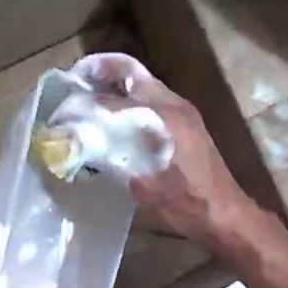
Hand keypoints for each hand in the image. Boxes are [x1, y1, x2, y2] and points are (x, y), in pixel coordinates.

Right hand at [74, 54, 262, 248]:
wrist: (224, 214)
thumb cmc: (185, 203)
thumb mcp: (142, 184)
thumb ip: (112, 158)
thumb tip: (80, 142)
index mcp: (162, 116)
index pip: (113, 98)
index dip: (84, 101)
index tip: (63, 104)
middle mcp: (174, 105)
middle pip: (131, 73)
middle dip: (100, 73)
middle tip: (74, 83)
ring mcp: (183, 112)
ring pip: (143, 85)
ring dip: (115, 86)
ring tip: (88, 100)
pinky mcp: (187, 124)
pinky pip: (152, 100)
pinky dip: (130, 101)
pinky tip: (115, 121)